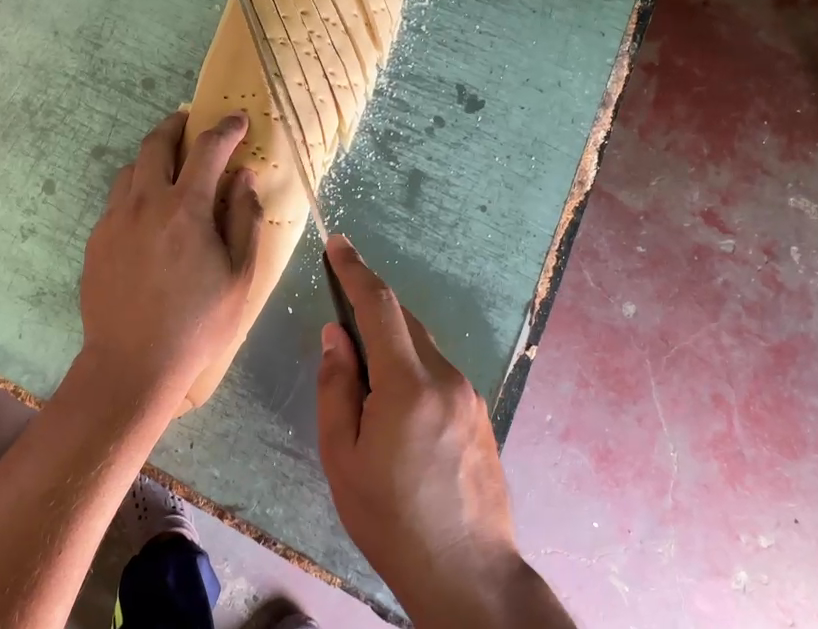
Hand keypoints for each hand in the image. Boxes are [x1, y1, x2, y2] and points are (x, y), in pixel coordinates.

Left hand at [78, 110, 261, 399]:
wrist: (131, 363)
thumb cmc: (197, 325)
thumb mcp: (239, 277)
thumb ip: (244, 220)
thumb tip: (243, 178)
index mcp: (184, 208)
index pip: (207, 149)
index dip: (225, 129)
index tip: (237, 119)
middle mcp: (144, 203)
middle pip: (156, 143)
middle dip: (176, 125)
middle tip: (191, 123)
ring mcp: (114, 219)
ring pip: (130, 169)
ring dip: (151, 158)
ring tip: (168, 168)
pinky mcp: (96, 239)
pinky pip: (116, 200)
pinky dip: (135, 191)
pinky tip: (146, 214)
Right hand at [318, 236, 560, 627]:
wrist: (468, 574)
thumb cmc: (389, 517)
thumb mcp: (342, 455)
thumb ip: (337, 386)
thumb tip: (336, 336)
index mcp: (408, 385)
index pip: (379, 307)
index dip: (356, 271)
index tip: (339, 244)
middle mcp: (447, 379)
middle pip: (405, 321)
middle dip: (372, 304)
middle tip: (340, 304)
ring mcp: (470, 397)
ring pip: (424, 347)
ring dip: (392, 339)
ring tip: (363, 366)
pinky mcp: (480, 415)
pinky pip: (438, 371)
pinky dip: (412, 364)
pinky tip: (395, 397)